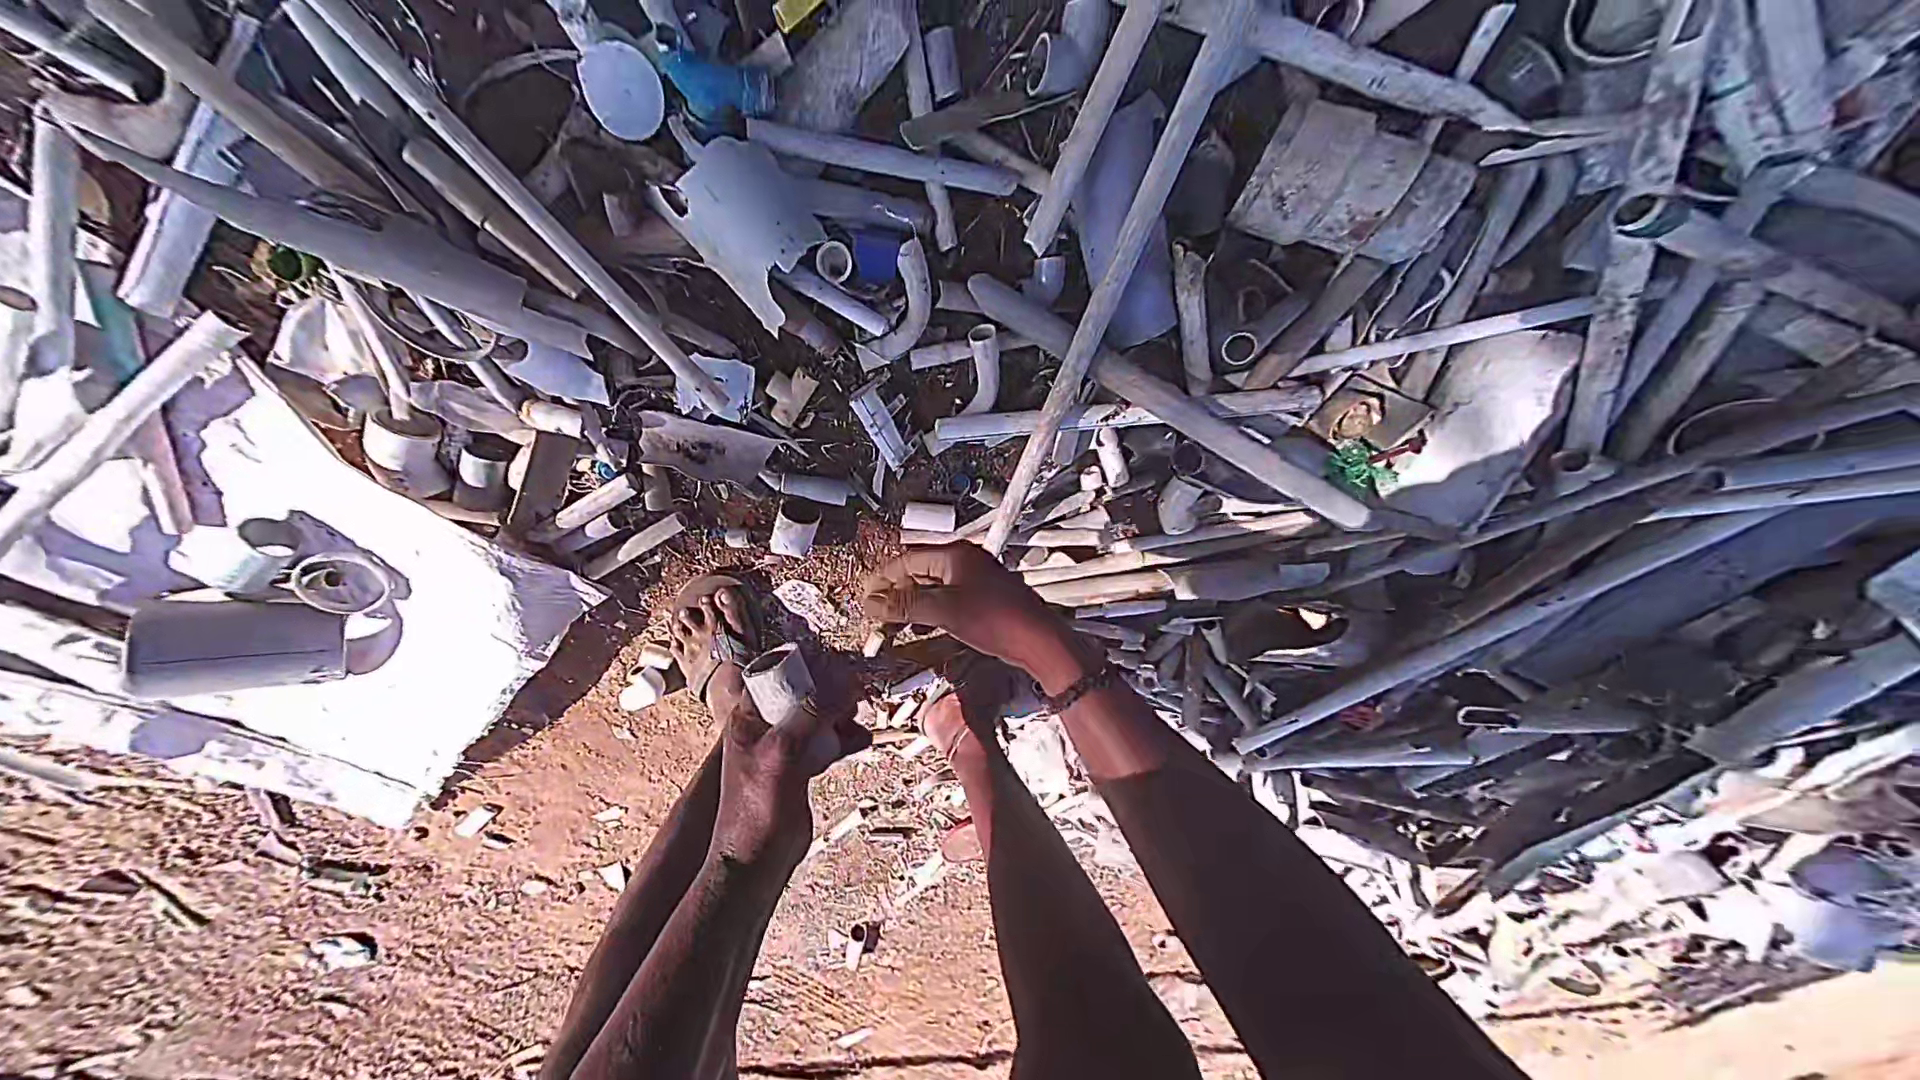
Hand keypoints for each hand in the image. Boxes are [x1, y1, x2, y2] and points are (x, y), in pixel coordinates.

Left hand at [710, 656, 869, 869]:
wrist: (758, 860)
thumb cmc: (755, 809)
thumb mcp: (782, 751)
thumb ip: (811, 713)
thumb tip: (843, 682)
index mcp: (750, 715)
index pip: (781, 673)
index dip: (812, 666)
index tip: (841, 665)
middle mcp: (767, 724)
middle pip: (807, 691)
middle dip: (834, 689)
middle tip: (857, 692)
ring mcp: (786, 744)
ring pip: (822, 713)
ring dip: (844, 712)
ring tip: (859, 717)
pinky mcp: (802, 763)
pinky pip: (829, 738)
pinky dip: (846, 736)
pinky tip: (861, 739)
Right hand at [861, 545, 1096, 695]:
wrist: (1037, 641)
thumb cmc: (998, 620)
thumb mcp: (943, 611)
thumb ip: (904, 605)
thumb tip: (874, 603)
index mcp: (955, 555)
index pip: (906, 560)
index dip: (883, 580)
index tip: (867, 598)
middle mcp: (964, 562)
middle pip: (917, 572)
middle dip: (895, 593)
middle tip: (877, 613)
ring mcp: (974, 580)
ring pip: (931, 587)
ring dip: (910, 604)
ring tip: (893, 622)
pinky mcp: (981, 599)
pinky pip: (945, 599)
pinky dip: (929, 611)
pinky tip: (920, 625)